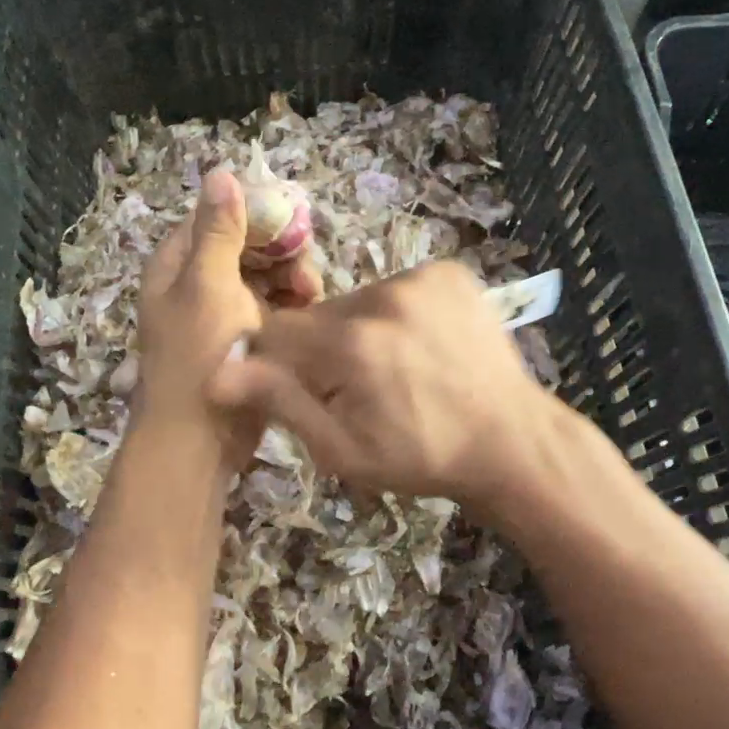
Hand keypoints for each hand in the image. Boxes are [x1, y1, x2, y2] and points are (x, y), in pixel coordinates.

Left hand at [135, 171, 320, 450]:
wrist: (196, 439)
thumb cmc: (198, 355)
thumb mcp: (209, 285)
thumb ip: (220, 231)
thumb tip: (218, 171)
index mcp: (176, 264)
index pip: (215, 217)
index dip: (253, 213)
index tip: (292, 221)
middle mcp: (194, 283)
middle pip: (244, 246)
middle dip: (278, 252)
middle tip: (304, 272)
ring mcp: (219, 313)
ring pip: (262, 277)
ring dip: (289, 279)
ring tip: (309, 295)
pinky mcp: (241, 341)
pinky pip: (270, 309)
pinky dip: (289, 307)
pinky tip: (308, 313)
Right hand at [207, 261, 561, 503]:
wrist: (511, 442)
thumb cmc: (419, 456)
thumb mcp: (341, 449)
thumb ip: (280, 402)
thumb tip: (217, 371)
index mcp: (350, 343)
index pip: (277, 331)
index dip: (280, 362)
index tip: (307, 390)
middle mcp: (382, 296)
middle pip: (320, 315)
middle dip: (324, 348)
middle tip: (357, 387)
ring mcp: (421, 278)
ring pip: (359, 299)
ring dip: (361, 328)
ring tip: (395, 367)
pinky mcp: (450, 273)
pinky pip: (399, 286)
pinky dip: (398, 312)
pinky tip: (422, 346)